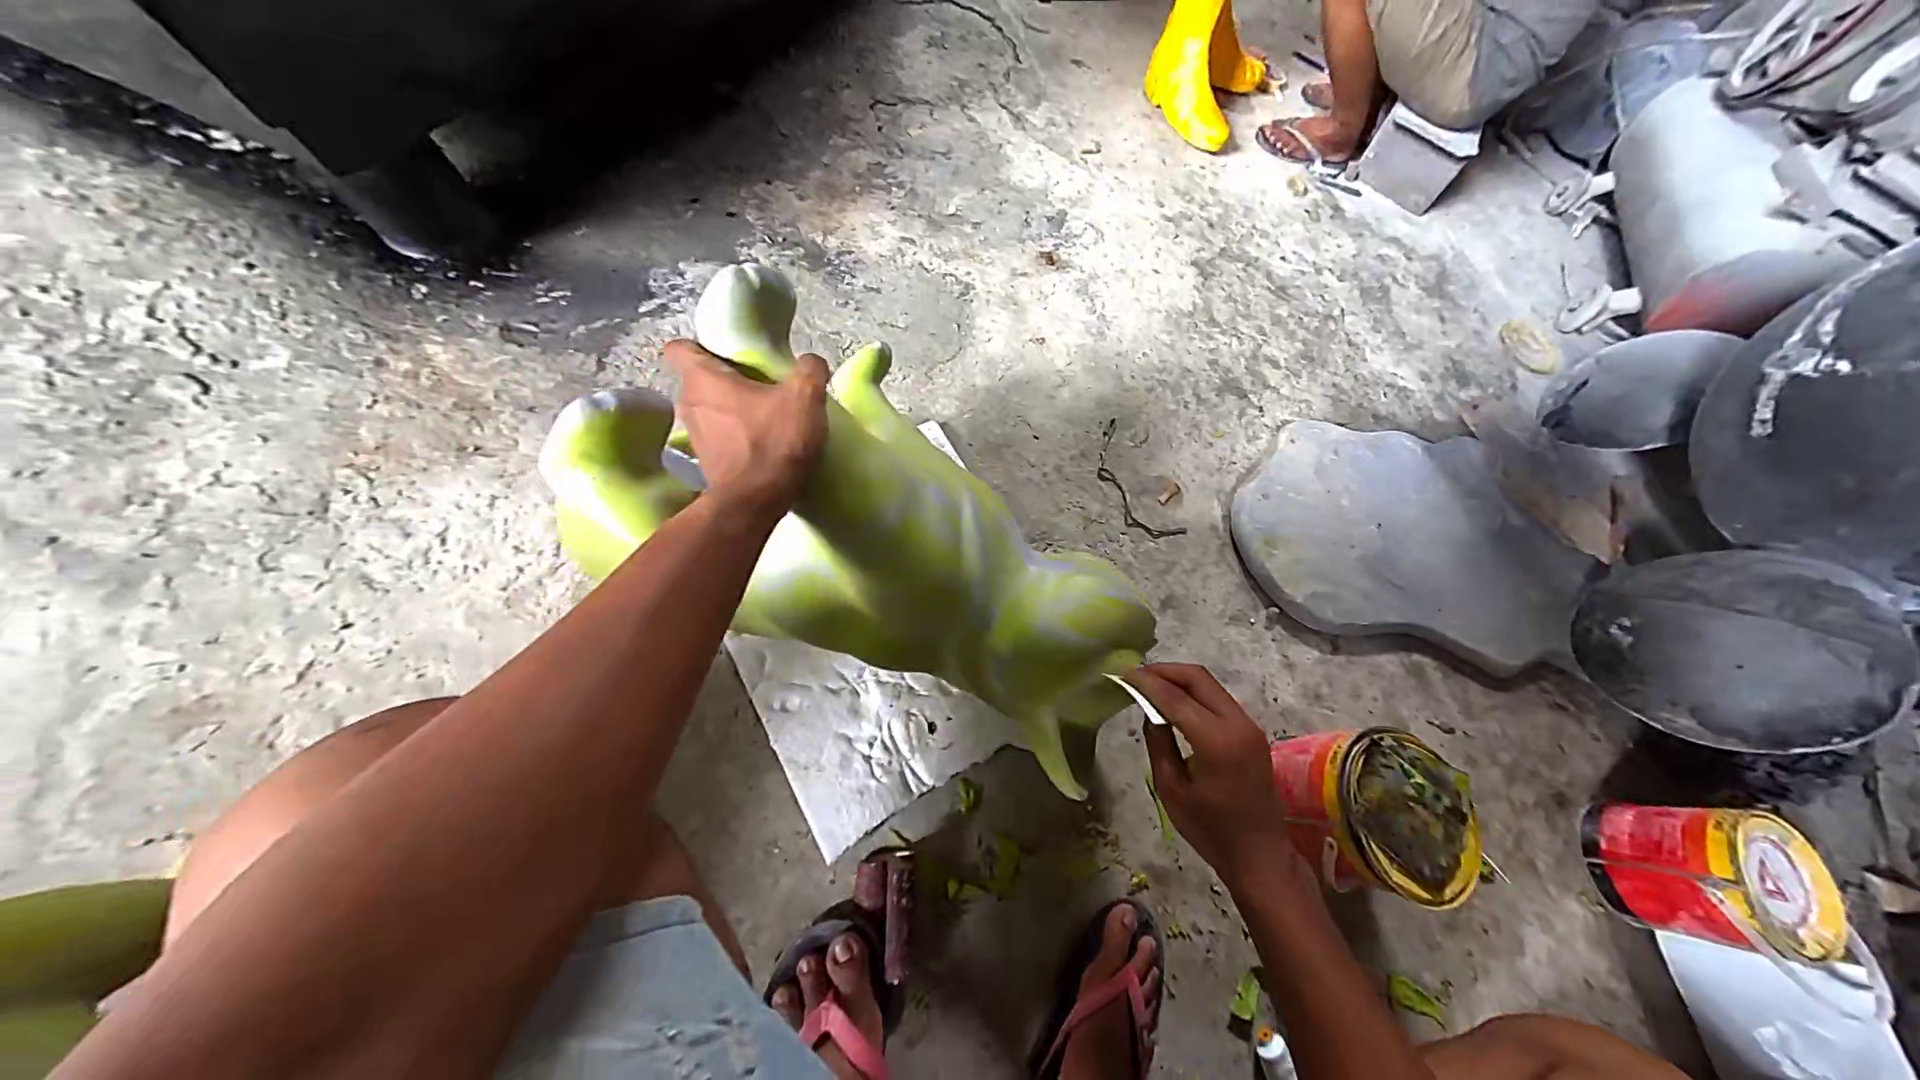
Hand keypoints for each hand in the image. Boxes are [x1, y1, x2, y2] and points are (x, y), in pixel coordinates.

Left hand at [667, 339, 828, 520]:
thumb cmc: (773, 442)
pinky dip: (735, 437)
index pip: (680, 347)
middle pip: (700, 379)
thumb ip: (810, 370)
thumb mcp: (805, 398)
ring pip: (709, 410)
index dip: (703, 346)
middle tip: (760, 384)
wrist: (756, 503)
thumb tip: (810, 363)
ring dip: (731, 410)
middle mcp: (688, 403)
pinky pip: (718, 437)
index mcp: (701, 378)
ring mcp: (694, 436)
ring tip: (764, 416)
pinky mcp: (706, 463)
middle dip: (725, 379)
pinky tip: (761, 443)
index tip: (732, 354)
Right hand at [1130, 664, 1305, 891]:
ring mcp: (1249, 726)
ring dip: (1179, 680)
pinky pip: (1218, 699)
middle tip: (1135, 674)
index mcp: (1217, 741)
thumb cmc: (1211, 829)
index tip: (1122, 673)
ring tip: (1149, 685)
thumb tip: (1150, 712)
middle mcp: (1238, 725)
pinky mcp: (1251, 732)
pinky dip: (1193, 692)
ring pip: (1210, 685)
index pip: (1175, 698)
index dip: (1146, 682)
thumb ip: (1158, 743)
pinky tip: (1173, 701)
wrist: (1259, 855)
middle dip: (1164, 671)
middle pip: (1198, 678)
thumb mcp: (1171, 789)